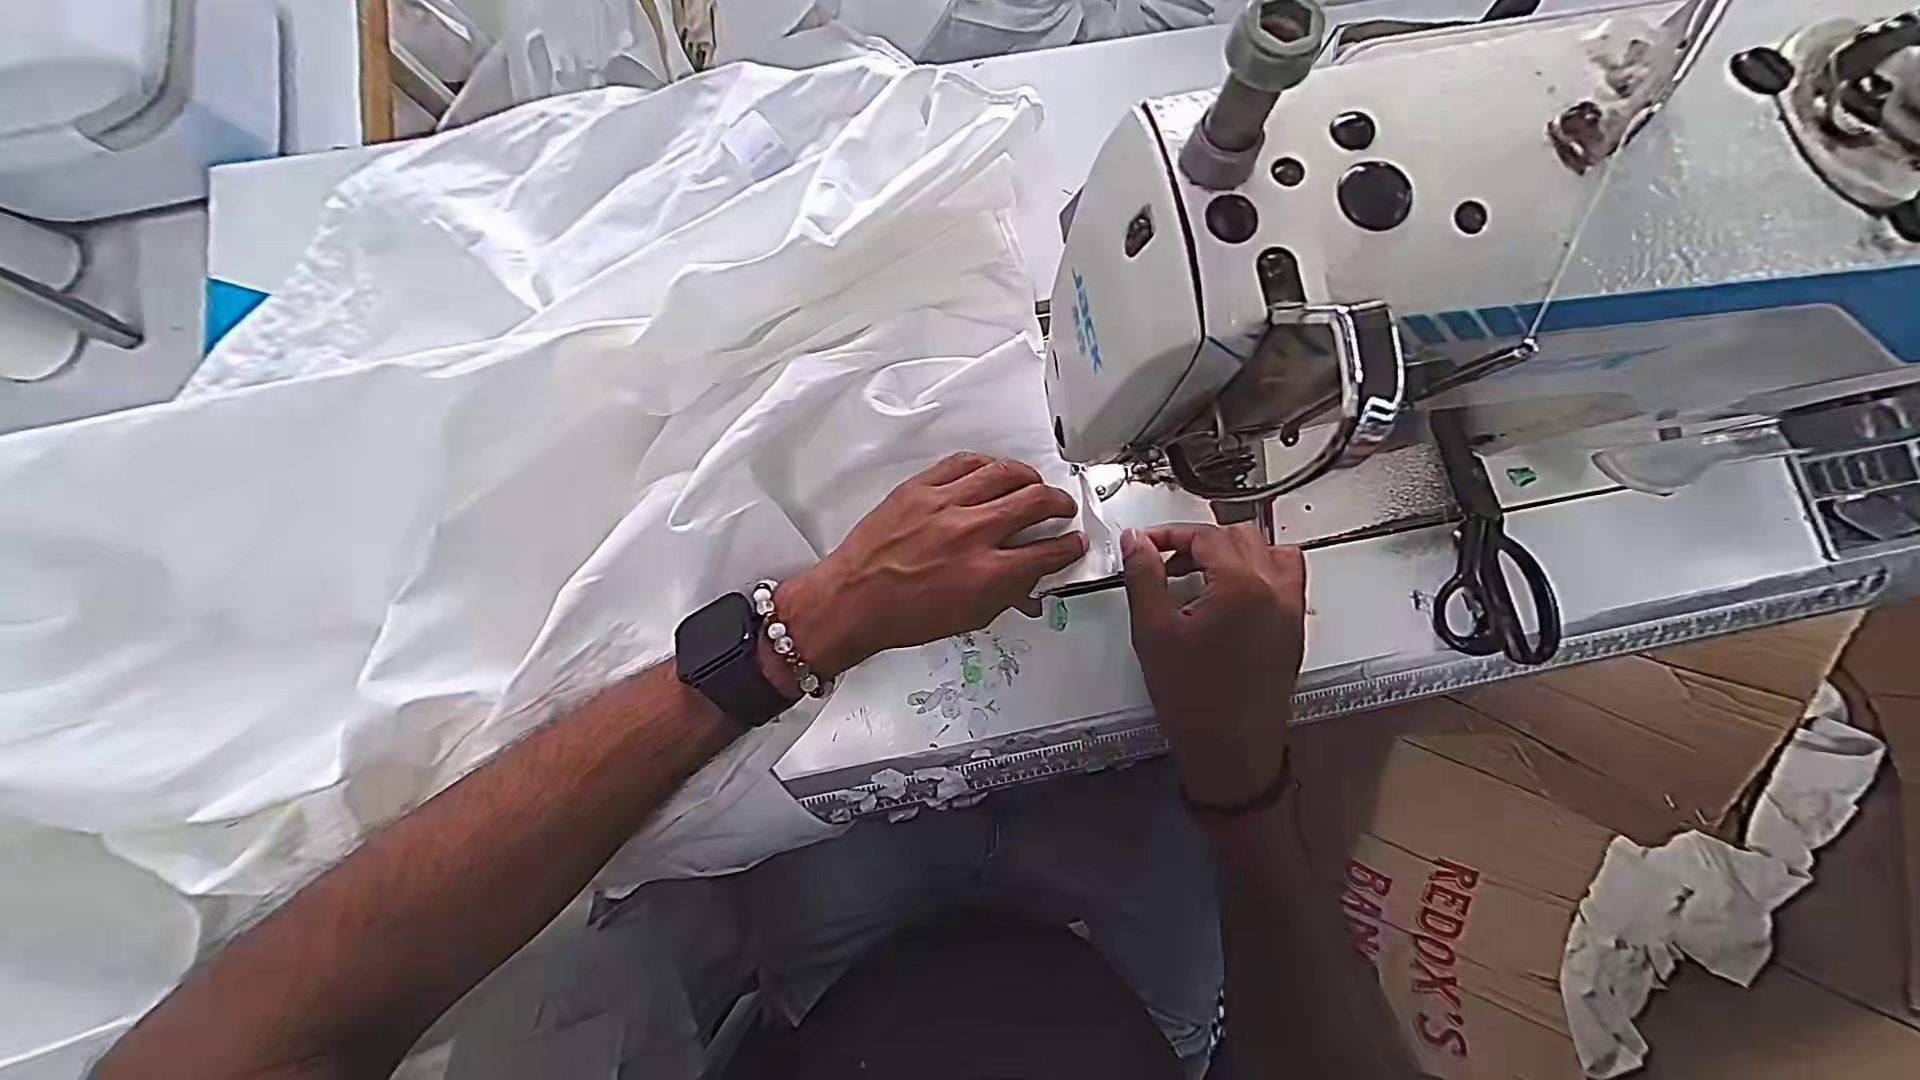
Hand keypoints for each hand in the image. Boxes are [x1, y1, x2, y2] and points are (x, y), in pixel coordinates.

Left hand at [773, 453, 1086, 678]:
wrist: (852, 600)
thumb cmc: (901, 615)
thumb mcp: (969, 618)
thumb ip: (1008, 595)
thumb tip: (1032, 580)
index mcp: (986, 573)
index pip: (1047, 551)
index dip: (1069, 547)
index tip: (1072, 543)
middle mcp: (970, 533)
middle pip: (1036, 502)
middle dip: (1059, 504)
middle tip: (1061, 509)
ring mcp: (944, 505)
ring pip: (1005, 473)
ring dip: (1031, 478)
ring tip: (1035, 484)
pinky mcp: (919, 488)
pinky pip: (964, 462)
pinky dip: (988, 464)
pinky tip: (995, 470)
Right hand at [1122, 523, 1305, 806]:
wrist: (1229, 751)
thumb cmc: (1197, 701)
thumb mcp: (1153, 631)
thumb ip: (1143, 576)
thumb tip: (1137, 544)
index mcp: (1243, 588)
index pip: (1207, 536)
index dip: (1170, 534)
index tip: (1147, 543)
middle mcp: (1276, 594)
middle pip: (1239, 537)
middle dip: (1198, 540)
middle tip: (1165, 559)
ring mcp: (1290, 612)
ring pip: (1268, 552)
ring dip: (1232, 551)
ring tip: (1198, 572)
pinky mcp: (1293, 630)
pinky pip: (1284, 579)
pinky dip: (1256, 572)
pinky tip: (1226, 594)